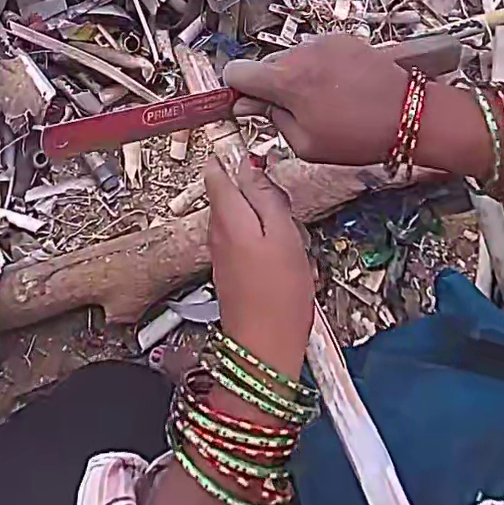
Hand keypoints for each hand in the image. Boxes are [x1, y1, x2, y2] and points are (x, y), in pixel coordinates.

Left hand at [205, 154, 312, 380]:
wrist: (265, 349)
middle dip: (256, 186)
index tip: (257, 155)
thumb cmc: (279, 296)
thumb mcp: (283, 235)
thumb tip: (252, 165)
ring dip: (262, 210)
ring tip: (287, 228)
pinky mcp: (231, 266)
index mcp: (228, 216)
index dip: (234, 155)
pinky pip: (244, 233)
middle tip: (284, 203)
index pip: (216, 169)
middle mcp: (218, 230)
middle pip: (229, 189)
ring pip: (239, 211)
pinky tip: (281, 249)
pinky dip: (262, 232)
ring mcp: (222, 249)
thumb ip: (267, 196)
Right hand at [225, 36, 411, 165]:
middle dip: (270, 85)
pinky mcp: (343, 38)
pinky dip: (317, 66)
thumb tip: (249, 105)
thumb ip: (271, 119)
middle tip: (292, 110)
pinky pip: (315, 51)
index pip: (236, 71)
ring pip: (291, 57)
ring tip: (322, 101)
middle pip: (265, 64)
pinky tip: (337, 87)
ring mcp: (323, 42)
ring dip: (295, 75)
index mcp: (286, 80)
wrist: (409, 114)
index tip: (247, 102)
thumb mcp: (305, 143)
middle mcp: (301, 53)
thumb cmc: (358, 136)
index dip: (237, 89)